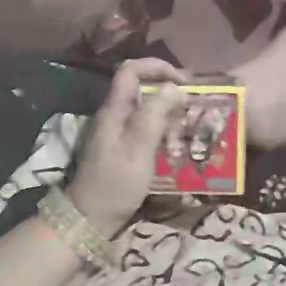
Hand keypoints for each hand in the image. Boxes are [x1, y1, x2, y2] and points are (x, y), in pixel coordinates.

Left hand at [66, 58, 187, 237]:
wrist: (90, 218)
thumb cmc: (115, 183)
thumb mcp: (138, 148)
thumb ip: (155, 115)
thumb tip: (174, 86)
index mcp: (114, 110)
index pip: (131, 70)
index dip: (157, 67)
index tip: (184, 82)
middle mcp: (116, 115)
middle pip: (141, 87)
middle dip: (169, 90)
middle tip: (194, 103)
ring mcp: (119, 132)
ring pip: (146, 108)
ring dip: (169, 111)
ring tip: (192, 122)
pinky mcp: (124, 149)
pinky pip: (146, 128)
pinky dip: (164, 129)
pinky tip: (180, 142)